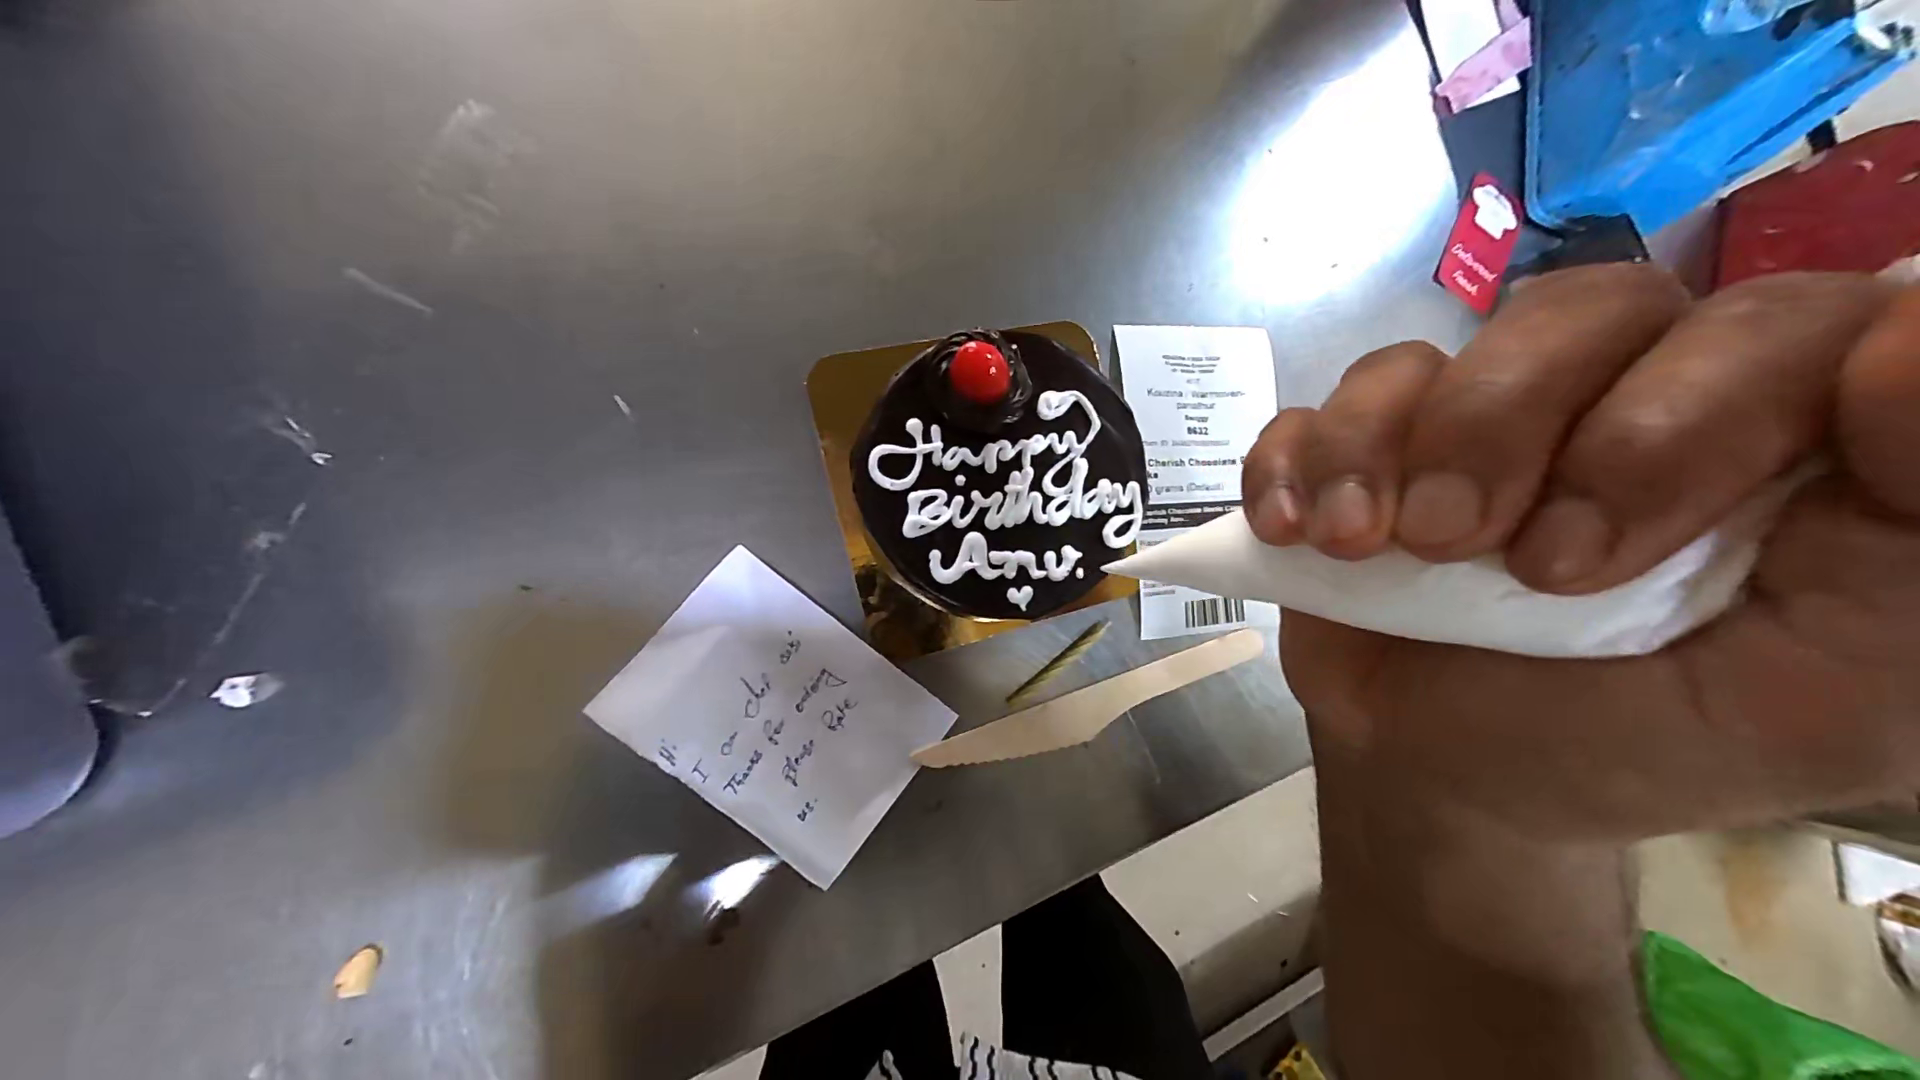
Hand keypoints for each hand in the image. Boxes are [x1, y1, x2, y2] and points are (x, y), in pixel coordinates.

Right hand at [1245, 264, 1919, 840]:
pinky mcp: (1347, 457)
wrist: (1439, 765)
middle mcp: (1602, 400)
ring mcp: (1452, 426)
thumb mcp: (1804, 697)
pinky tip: (1291, 530)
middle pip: (1575, 313)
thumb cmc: (1617, 740)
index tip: (1594, 554)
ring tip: (1360, 546)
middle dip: (1507, 434)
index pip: (1772, 325)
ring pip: (1425, 357)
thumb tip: (1908, 346)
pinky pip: (1309, 415)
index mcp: (1755, 440)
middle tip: (1462, 550)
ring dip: (1378, 449)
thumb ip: (1914, 552)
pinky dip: (1292, 464)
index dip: (1693, 409)